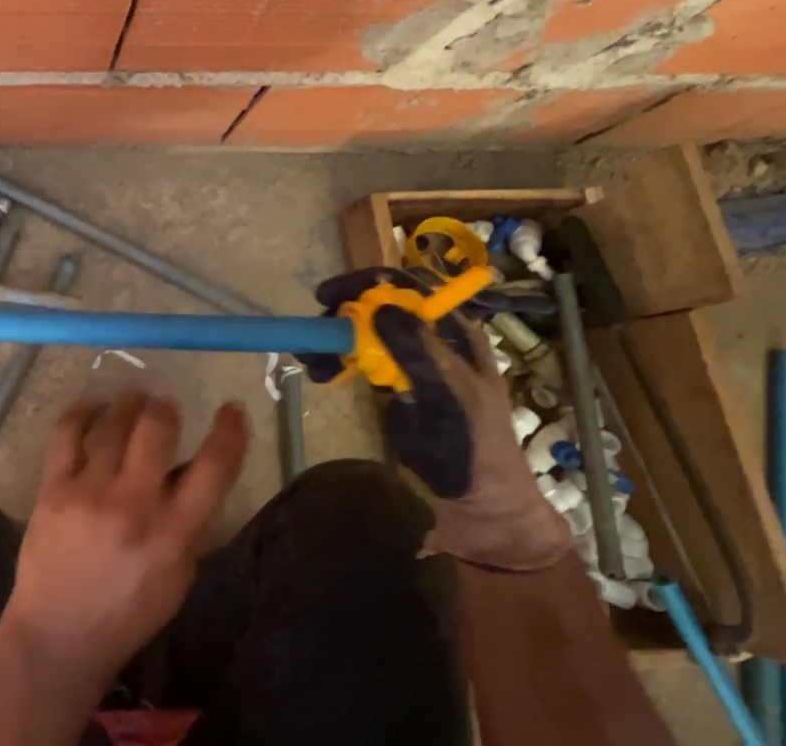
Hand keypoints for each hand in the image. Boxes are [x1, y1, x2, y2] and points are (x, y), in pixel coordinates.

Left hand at [0, 392, 248, 684]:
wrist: (59, 633)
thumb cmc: (128, 612)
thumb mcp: (177, 576)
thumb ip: (187, 524)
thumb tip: (188, 471)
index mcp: (174, 535)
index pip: (214, 468)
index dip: (229, 431)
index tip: (231, 409)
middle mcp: (134, 505)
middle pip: (157, 430)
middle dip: (165, 409)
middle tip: (165, 406)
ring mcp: (90, 493)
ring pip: (113, 425)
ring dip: (128, 403)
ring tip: (134, 397)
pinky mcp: (54, 488)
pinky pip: (67, 434)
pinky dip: (82, 412)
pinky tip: (93, 405)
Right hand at [302, 268, 570, 571]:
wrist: (474, 502)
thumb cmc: (472, 447)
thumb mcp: (450, 396)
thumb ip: (419, 351)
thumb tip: (381, 306)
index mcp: (453, 332)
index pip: (407, 287)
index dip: (366, 283)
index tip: (327, 296)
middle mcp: (428, 337)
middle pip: (376, 305)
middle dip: (341, 314)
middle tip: (314, 334)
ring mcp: (408, 360)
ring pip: (361, 331)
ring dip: (331, 339)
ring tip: (311, 362)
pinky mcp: (391, 383)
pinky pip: (357, 357)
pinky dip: (334, 359)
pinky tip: (320, 373)